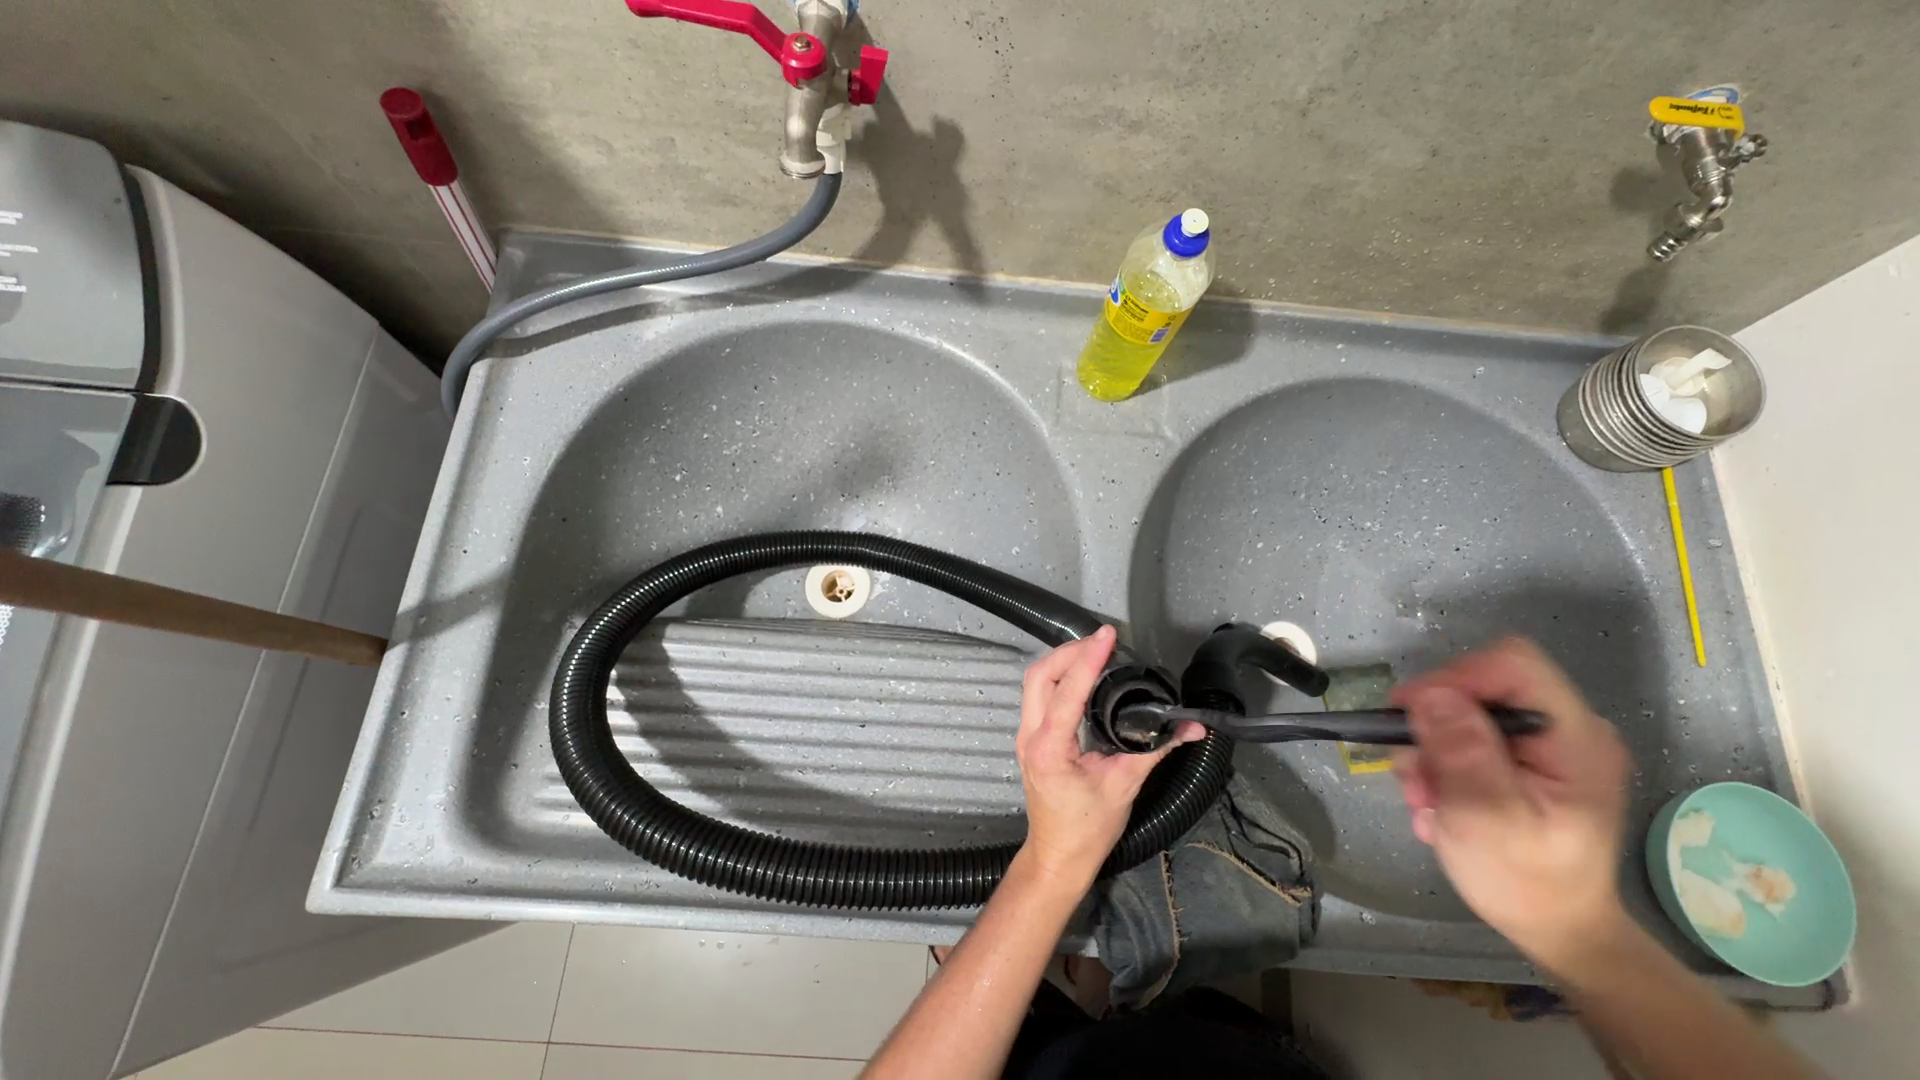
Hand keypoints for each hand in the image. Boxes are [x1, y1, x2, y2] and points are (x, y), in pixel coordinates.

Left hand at [1015, 626, 1203, 883]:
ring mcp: (1025, 737)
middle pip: (1039, 676)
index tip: (1107, 636)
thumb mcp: (1125, 785)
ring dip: (1062, 662)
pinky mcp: (1030, 739)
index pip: (1067, 692)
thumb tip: (1192, 727)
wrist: (1059, 857)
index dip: (1087, 659)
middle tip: (1102, 642)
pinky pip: (1038, 696)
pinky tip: (1082, 675)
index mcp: (1050, 748)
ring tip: (1095, 652)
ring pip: (1035, 683)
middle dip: (1069, 652)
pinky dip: (1059, 678)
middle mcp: (1030, 736)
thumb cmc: (1087, 829)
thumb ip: (1156, 749)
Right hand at [1391, 637, 1632, 973]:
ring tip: (1425, 798)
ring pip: (1467, 711)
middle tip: (1415, 777)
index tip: (1409, 715)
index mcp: (1575, 737)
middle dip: (1434, 726)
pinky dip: (1444, 763)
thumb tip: (1430, 694)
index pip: (1511, 664)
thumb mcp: (1484, 817)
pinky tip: (1440, 799)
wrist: (1557, 929)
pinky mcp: (1529, 758)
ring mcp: (1548, 743)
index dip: (1453, 678)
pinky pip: (1471, 735)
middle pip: (1482, 687)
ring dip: (1432, 751)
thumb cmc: (1525, 881)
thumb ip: (1462, 751)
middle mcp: (1567, 728)